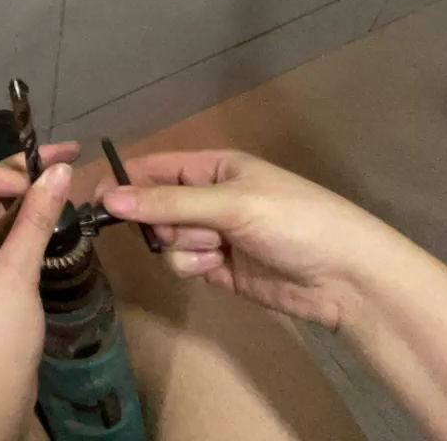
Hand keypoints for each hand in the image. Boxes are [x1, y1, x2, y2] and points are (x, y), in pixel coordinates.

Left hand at [0, 144, 76, 440]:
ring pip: (0, 211)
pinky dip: (29, 222)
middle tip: (70, 158)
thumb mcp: (17, 273)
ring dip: (30, 197)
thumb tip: (60, 171)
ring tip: (68, 184)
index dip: (12, 170)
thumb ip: (37, 219)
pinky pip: (6, 235)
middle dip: (26, 173)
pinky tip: (55, 218)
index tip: (51, 178)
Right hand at [97, 150, 404, 329]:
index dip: (123, 182)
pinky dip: (194, 267)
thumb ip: (166, 202)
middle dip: (161, 221)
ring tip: (215, 250)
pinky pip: (183, 264)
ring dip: (181, 246)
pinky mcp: (219, 268)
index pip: (152, 168)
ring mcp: (212, 233)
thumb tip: (107, 199)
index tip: (96, 202)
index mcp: (209, 167)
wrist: (350, 280)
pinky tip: (220, 268)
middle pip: (153, 206)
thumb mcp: (228, 204)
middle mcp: (206, 197)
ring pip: (165, 238)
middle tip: (183, 230)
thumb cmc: (293, 221)